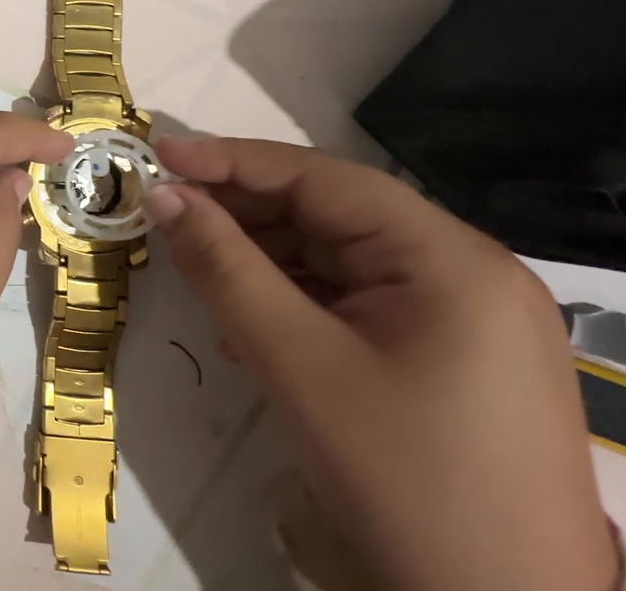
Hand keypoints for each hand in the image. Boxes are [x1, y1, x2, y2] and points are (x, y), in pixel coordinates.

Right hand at [143, 137, 616, 590]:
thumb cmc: (400, 472)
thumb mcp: (295, 360)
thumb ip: (224, 267)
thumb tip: (163, 196)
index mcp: (451, 260)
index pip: (325, 179)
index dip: (234, 160)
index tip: (157, 153)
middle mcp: (467, 273)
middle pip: (333, 216)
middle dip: (244, 213)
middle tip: (164, 214)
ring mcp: (465, 318)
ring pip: (339, 259)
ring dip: (263, 260)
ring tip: (194, 268)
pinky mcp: (449, 356)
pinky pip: (356, 302)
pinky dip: (294, 300)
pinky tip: (245, 325)